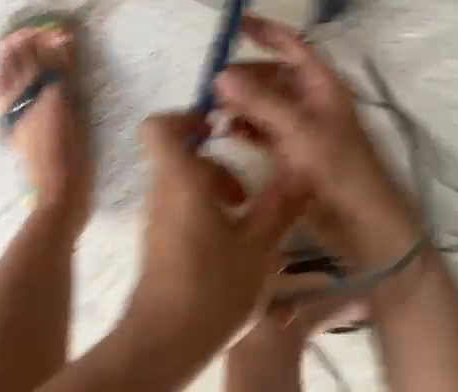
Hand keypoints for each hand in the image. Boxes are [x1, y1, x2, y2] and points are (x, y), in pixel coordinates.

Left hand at [122, 112, 304, 362]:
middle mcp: (159, 190)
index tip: (218, 130)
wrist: (166, 338)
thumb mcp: (258, 247)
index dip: (185, 119)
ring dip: (215, 193)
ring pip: (182, 185)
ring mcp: (155, 217)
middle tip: (247, 191)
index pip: (158, 126)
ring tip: (249, 222)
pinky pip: (180, 210)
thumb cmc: (212, 284)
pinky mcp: (158, 242)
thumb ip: (279, 207)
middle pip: (180, 157)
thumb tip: (301, 173)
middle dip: (216, 166)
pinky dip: (206, 215)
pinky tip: (234, 247)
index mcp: (178, 178)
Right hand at [214, 16, 416, 260]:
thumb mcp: (298, 130)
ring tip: (213, 109)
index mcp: (322, 85)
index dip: (265, 31)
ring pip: (263, 102)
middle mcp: (310, 101)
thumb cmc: (339, 170)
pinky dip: (244, 126)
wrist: (365, 228)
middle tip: (211, 83)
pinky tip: (225, 131)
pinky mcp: (292, 154)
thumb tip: (220, 74)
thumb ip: (258, 100)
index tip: (234, 21)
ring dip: (239, 102)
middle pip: (270, 75)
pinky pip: (261, 129)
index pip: (291, 45)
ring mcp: (301, 128)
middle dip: (242, 74)